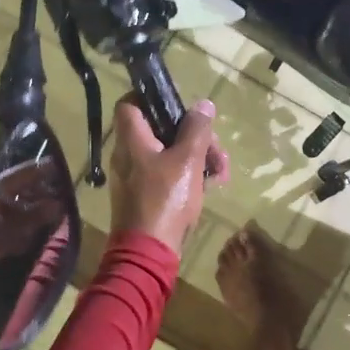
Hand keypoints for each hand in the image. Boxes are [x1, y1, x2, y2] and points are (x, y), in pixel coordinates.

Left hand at [107, 95, 228, 255]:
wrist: (147, 252)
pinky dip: (186, 174)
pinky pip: (165, 174)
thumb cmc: (165, 199)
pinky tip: (210, 185)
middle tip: (216, 146)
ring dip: (196, 156)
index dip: (151, 96)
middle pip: (159, 129)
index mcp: (132, 140)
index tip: (179, 102)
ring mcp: (134, 177)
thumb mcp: (187, 160)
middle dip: (192, 134)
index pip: (130, 103)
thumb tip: (203, 105)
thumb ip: (196, 129)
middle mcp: (128, 155)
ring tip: (221, 170)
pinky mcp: (143, 196)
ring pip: (167, 153)